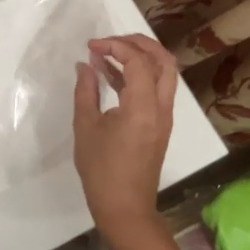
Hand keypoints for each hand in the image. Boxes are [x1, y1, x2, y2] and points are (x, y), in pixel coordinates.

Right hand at [73, 34, 177, 246]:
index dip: (116, 47)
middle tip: (108, 42)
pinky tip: (110, 75)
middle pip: (163, 60)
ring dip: (140, 57)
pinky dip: (138, 75)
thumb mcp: (85, 127)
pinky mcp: (159, 124)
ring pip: (164, 74)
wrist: (125, 207)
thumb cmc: (101, 170)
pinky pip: (156, 89)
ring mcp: (164, 117)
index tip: (91, 48)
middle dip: (137, 44)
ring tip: (107, 55)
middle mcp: (161, 108)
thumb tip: (85, 66)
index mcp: (143, 107)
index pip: (138, 62)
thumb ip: (85, 91)